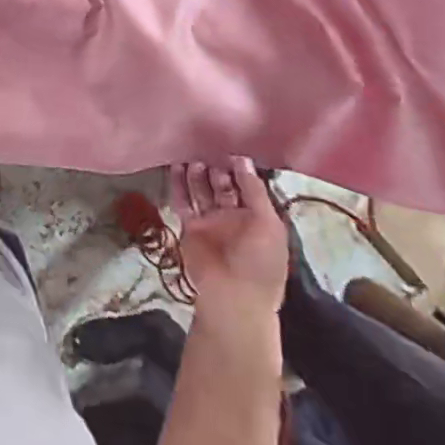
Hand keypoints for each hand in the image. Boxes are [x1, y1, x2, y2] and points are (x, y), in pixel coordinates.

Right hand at [169, 157, 290, 313]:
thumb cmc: (258, 260)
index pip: (247, 186)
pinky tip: (176, 166)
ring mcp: (211, 221)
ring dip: (198, 174)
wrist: (233, 295)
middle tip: (209, 151)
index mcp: (257, 217)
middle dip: (218, 169)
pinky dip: (179, 184)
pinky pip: (183, 201)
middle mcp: (233, 216)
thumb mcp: (267, 222)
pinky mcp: (190, 227)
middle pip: (223, 186)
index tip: (231, 150)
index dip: (240, 169)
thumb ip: (254, 190)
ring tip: (194, 156)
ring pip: (202, 190)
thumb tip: (242, 159)